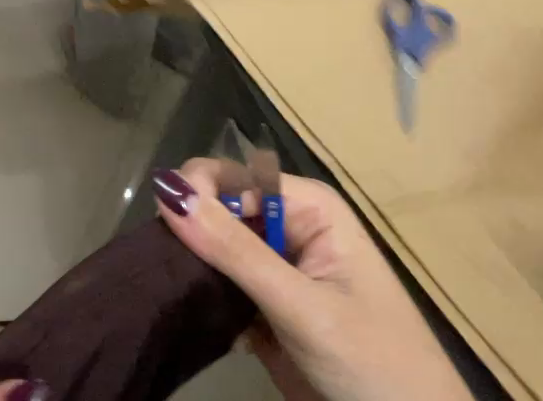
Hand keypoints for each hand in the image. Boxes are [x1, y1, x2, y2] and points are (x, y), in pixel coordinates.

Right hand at [151, 161, 472, 400]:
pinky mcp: (258, 302)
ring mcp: (272, 266)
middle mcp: (286, 225)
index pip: (230, 175)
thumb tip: (166, 188)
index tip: (169, 230)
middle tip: (173, 269)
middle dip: (188, 230)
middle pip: (214, 205)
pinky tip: (194, 311)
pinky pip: (212, 280)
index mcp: (308, 207)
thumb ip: (235, 250)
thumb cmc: (376, 367)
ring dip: (189, 264)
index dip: (195, 193)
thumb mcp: (304, 307)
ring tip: (179, 291)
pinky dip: (198, 293)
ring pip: (207, 244)